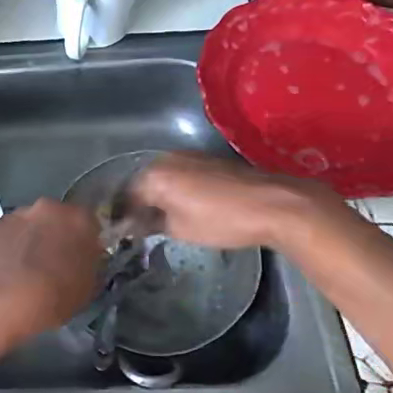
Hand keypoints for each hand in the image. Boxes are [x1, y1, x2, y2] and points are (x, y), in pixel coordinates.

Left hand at [0, 198, 102, 368]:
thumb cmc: (53, 297)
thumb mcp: (88, 289)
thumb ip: (92, 266)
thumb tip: (87, 260)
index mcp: (80, 219)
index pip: (91, 225)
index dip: (86, 242)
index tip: (82, 259)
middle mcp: (49, 208)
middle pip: (58, 220)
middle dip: (58, 236)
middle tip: (55, 263)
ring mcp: (17, 215)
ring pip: (31, 226)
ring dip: (32, 241)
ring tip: (27, 270)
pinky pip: (9, 237)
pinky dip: (10, 249)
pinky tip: (7, 273)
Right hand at [127, 152, 346, 250]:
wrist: (272, 204)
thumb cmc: (222, 220)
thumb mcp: (180, 229)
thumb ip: (152, 223)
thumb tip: (136, 223)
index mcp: (155, 174)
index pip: (126, 196)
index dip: (121, 217)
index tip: (120, 235)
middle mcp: (168, 158)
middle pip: (143, 183)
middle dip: (138, 205)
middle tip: (137, 230)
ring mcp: (191, 156)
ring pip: (164, 178)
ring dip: (158, 197)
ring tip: (159, 222)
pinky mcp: (210, 161)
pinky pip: (182, 175)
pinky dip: (176, 190)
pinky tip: (182, 208)